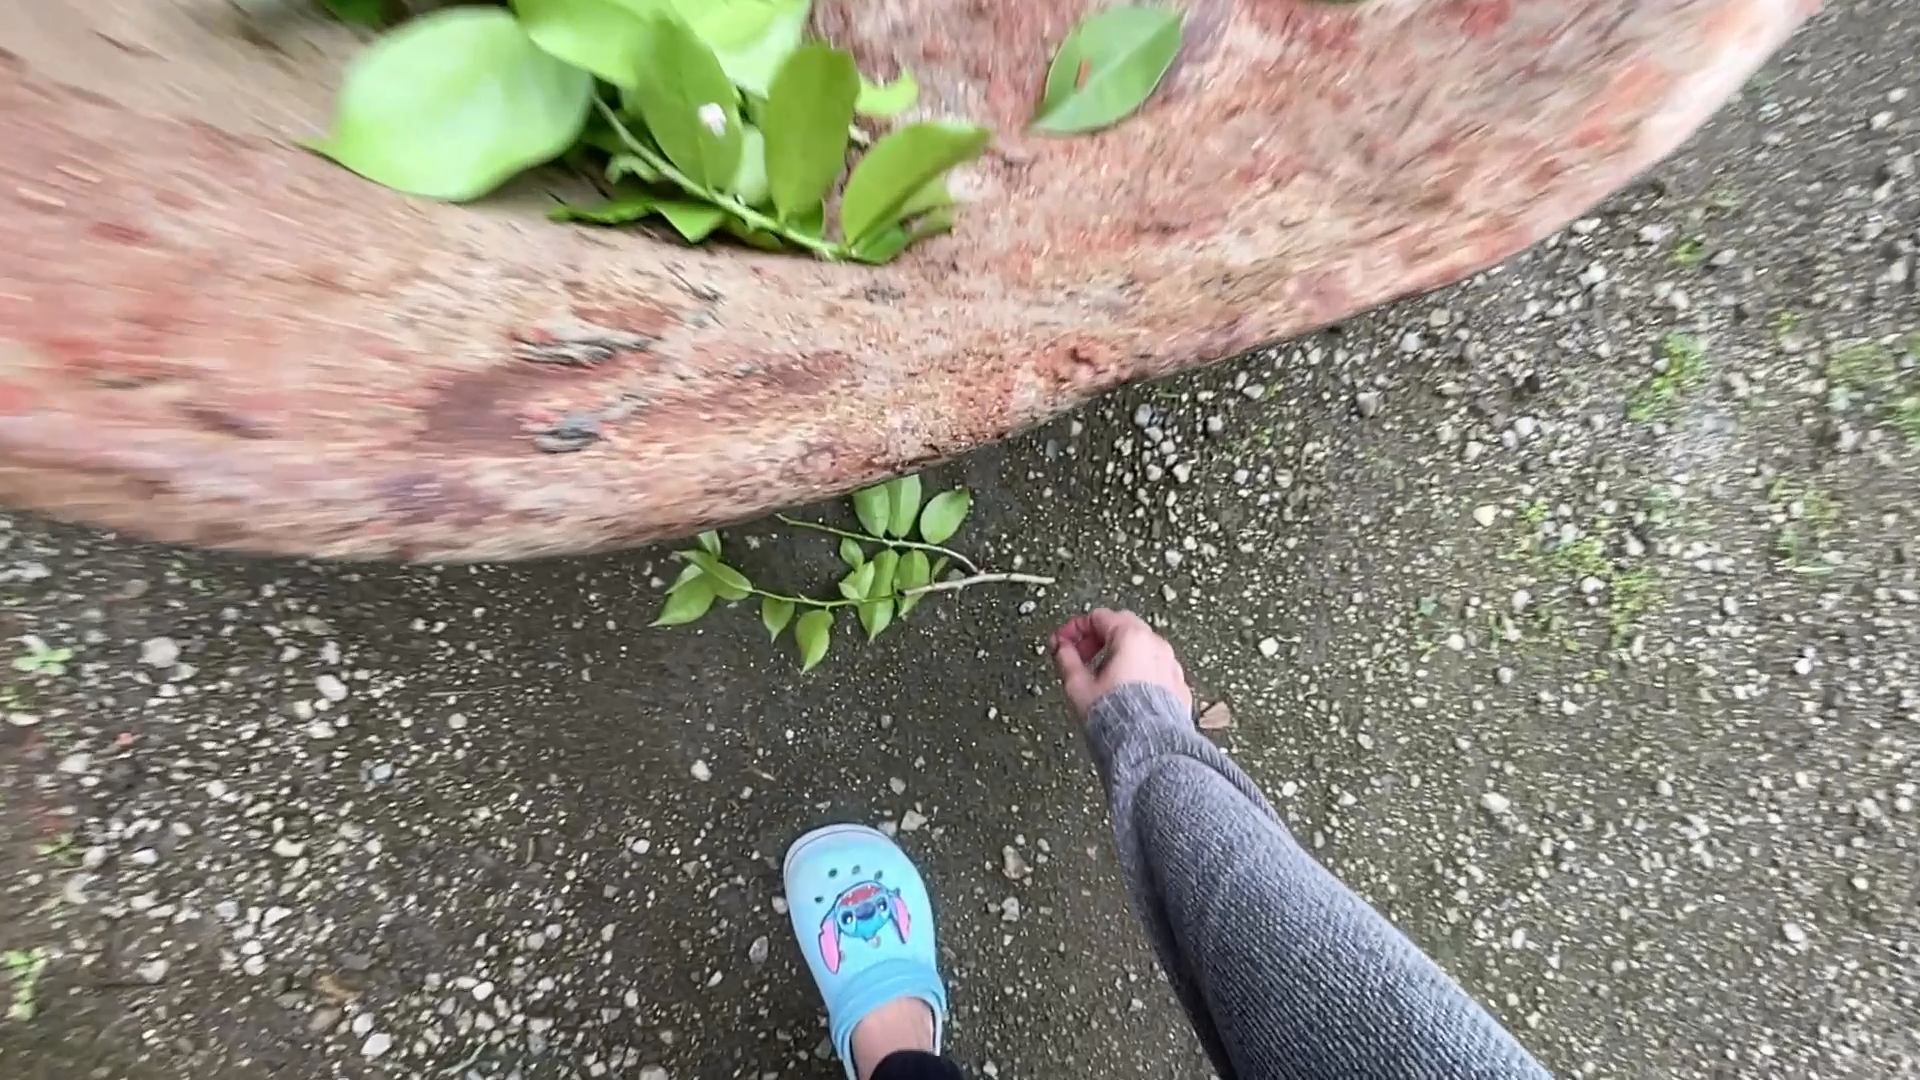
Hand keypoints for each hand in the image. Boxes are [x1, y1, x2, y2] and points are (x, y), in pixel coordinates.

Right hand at [1049, 608, 1191, 720]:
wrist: (1150, 751)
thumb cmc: (1117, 719)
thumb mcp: (1078, 686)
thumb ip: (1065, 659)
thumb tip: (1059, 646)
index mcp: (1131, 638)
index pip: (1098, 617)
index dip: (1075, 629)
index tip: (1062, 643)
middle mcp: (1156, 646)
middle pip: (1122, 627)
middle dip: (1098, 638)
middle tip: (1080, 657)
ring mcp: (1171, 666)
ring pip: (1142, 647)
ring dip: (1119, 654)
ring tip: (1101, 679)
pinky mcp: (1179, 686)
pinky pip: (1155, 669)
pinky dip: (1138, 672)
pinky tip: (1125, 694)